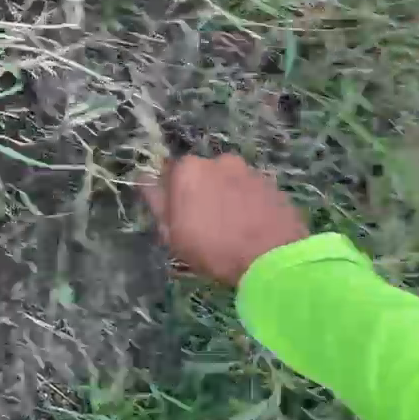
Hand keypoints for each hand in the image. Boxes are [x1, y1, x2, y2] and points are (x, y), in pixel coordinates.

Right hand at [143, 155, 309, 285]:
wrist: (274, 259)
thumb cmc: (212, 248)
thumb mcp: (172, 233)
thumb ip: (156, 202)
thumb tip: (145, 180)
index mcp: (188, 169)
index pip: (169, 175)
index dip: (171, 196)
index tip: (177, 217)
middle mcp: (218, 161)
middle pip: (201, 176)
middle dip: (200, 193)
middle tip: (204, 224)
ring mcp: (249, 171)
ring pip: (227, 182)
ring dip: (225, 197)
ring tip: (231, 227)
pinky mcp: (273, 184)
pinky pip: (250, 191)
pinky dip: (247, 203)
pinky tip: (250, 227)